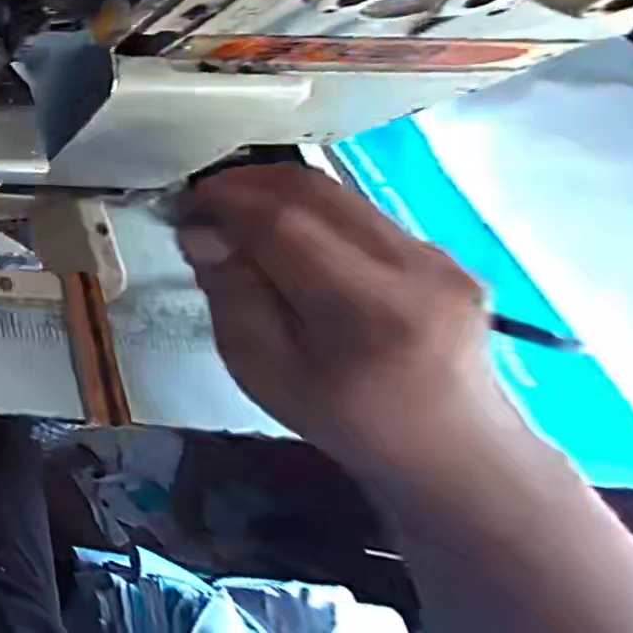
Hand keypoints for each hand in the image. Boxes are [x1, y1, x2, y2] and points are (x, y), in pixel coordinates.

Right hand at [177, 165, 519, 472]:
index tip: (184, 208)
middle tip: (200, 203)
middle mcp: (415, 270)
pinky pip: (352, 208)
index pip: (284, 223)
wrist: (449, 449)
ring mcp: (436, 257)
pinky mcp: (437, 252)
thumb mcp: (258, 364)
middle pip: (312, 192)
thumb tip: (201, 232)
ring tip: (230, 213)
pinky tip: (273, 231)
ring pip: (332, 191)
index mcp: (371, 309)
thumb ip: (228, 291)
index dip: (224, 202)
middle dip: (242, 184)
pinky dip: (300, 206)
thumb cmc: (341, 414)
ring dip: (269, 190)